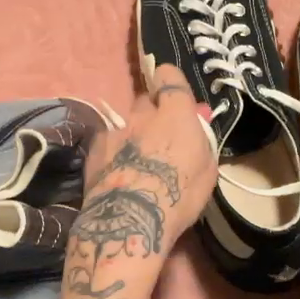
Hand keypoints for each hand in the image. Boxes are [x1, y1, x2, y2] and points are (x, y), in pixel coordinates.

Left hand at [71, 65, 216, 271]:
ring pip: (125, 124)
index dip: (170, 81)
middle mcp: (141, 115)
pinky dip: (113, 153)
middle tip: (159, 137)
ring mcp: (114, 131)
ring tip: (135, 164)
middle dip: (152, 112)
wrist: (129, 221)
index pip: (169, 76)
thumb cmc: (178, 197)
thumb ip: (201, 140)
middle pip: (145, 100)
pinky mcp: (93, 151)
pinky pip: (106, 143)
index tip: (173, 93)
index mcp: (174, 115)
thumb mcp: (207, 171)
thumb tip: (196, 122)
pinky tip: (116, 175)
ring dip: (132, 136)